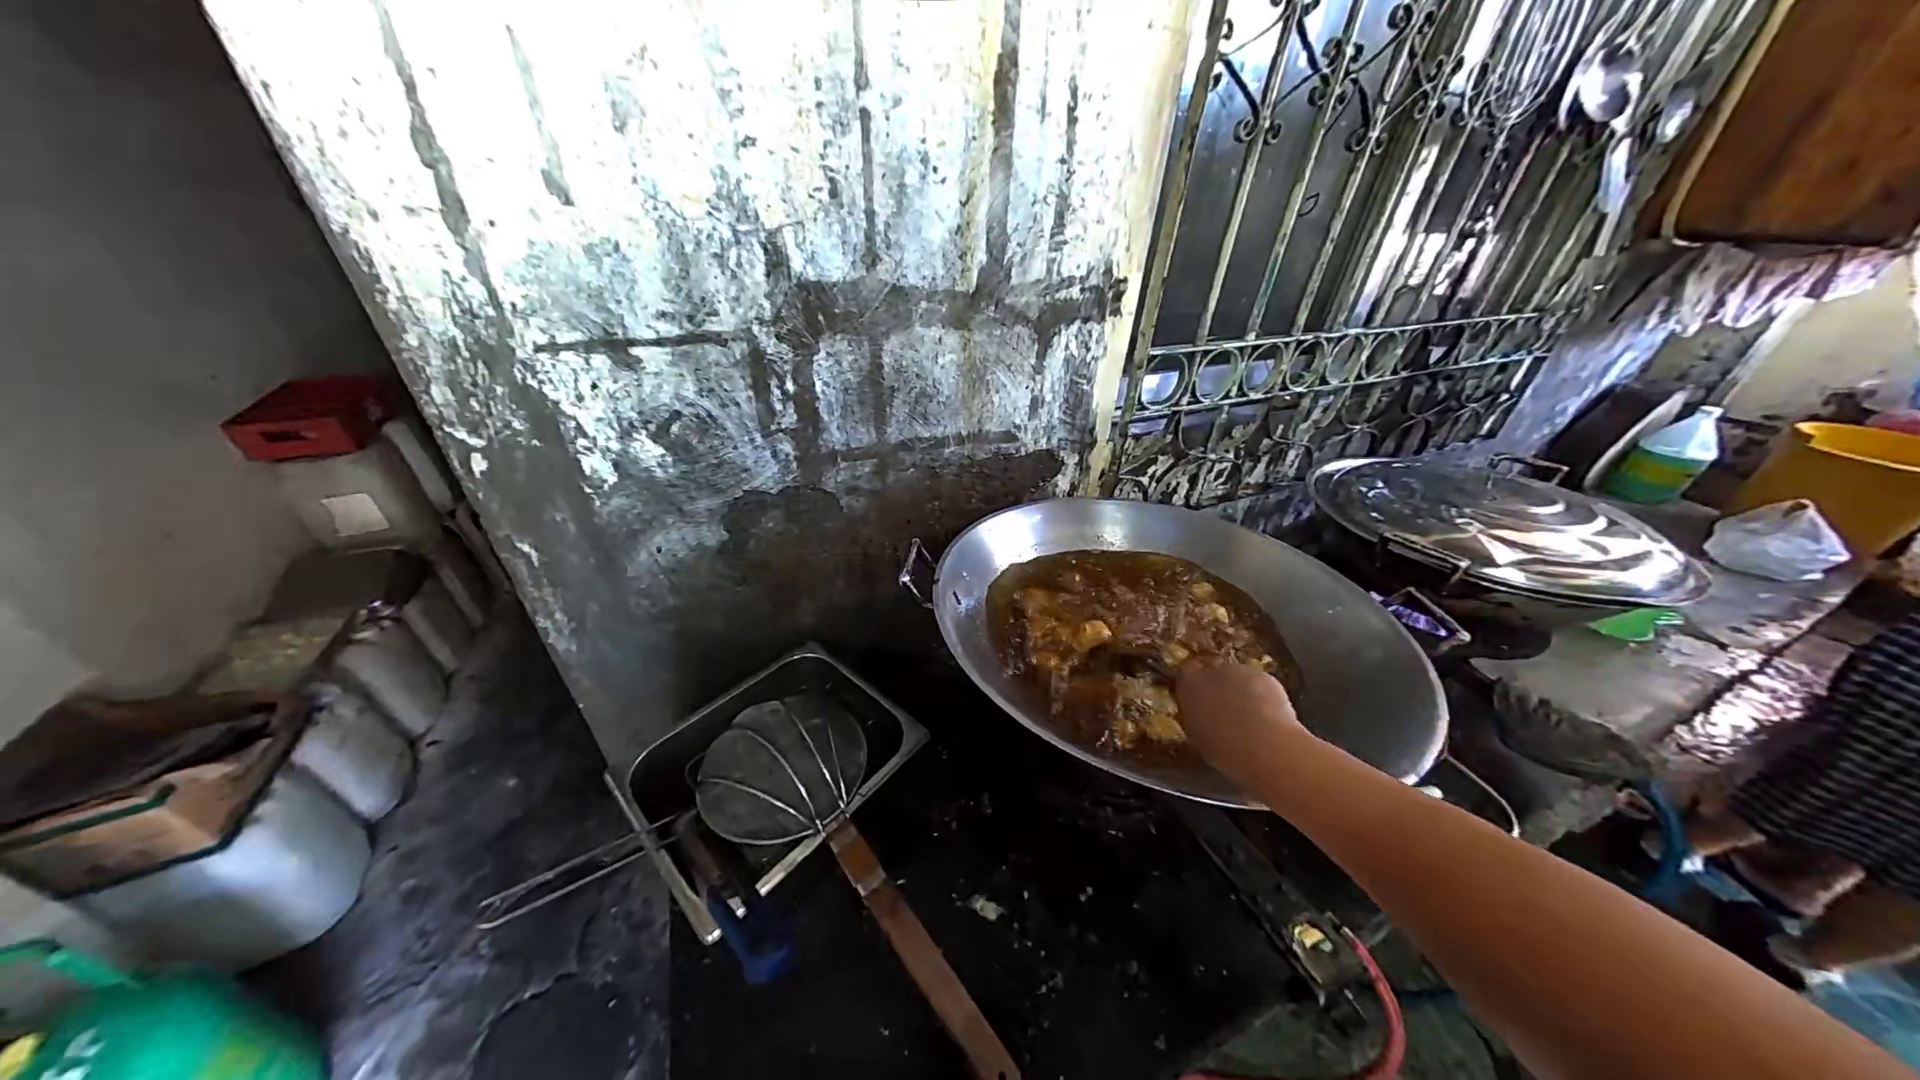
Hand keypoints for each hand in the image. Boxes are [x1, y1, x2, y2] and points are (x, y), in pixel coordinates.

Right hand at [1174, 659, 1309, 784]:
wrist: (1265, 746)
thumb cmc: (1225, 749)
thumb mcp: (1199, 737)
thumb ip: (1197, 719)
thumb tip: (1202, 718)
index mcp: (1189, 686)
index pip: (1187, 673)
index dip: (1196, 685)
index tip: (1202, 698)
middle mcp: (1212, 672)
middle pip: (1215, 674)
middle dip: (1221, 688)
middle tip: (1229, 713)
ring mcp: (1240, 672)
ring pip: (1240, 679)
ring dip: (1243, 693)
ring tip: (1254, 720)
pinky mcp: (1265, 677)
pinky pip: (1261, 685)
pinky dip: (1265, 697)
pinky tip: (1272, 718)